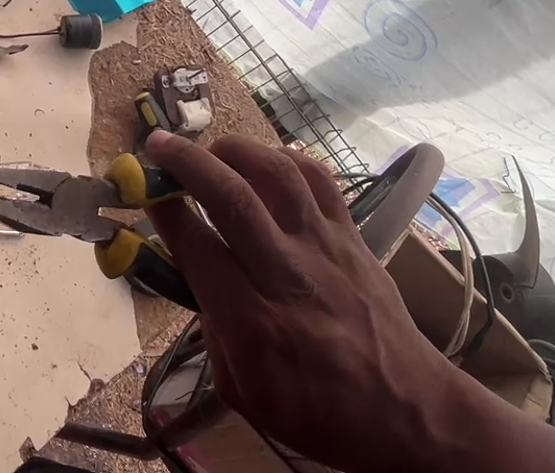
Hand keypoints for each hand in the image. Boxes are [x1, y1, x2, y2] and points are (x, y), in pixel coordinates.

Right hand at [143, 130, 466, 472]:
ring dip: (233, 149)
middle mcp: (286, 272)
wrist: (409, 410)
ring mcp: (324, 246)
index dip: (163, 209)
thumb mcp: (242, 391)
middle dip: (186, 162)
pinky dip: (286, 157)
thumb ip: (211, 329)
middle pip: (230, 196)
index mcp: (253, 320)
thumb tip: (197, 273)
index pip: (196, 245)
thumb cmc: (318, 410)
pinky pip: (318, 178)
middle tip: (158, 144)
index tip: (144, 190)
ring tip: (210, 149)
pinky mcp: (352, 234)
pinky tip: (264, 161)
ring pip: (276, 173)